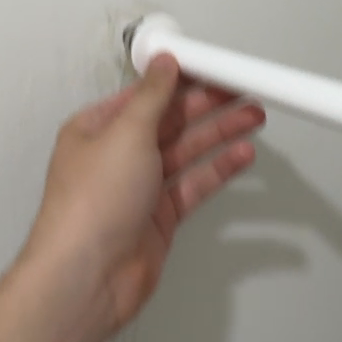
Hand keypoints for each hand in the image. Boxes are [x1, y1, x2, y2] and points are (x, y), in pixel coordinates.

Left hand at [24, 55, 265, 334]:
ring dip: (220, 133)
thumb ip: (152, 97)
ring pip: (187, 150)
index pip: (147, 94)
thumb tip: (164, 64)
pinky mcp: (159, 216)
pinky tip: (241, 155)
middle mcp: (117, 155)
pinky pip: (195, 183)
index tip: (213, 68)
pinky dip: (219, 169)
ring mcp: (139, 186)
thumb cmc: (88, 208)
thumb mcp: (125, 133)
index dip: (182, 80)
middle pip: (171, 120)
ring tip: (253, 116)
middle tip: (243, 91)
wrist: (88, 277)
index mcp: (98, 128)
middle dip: (208, 105)